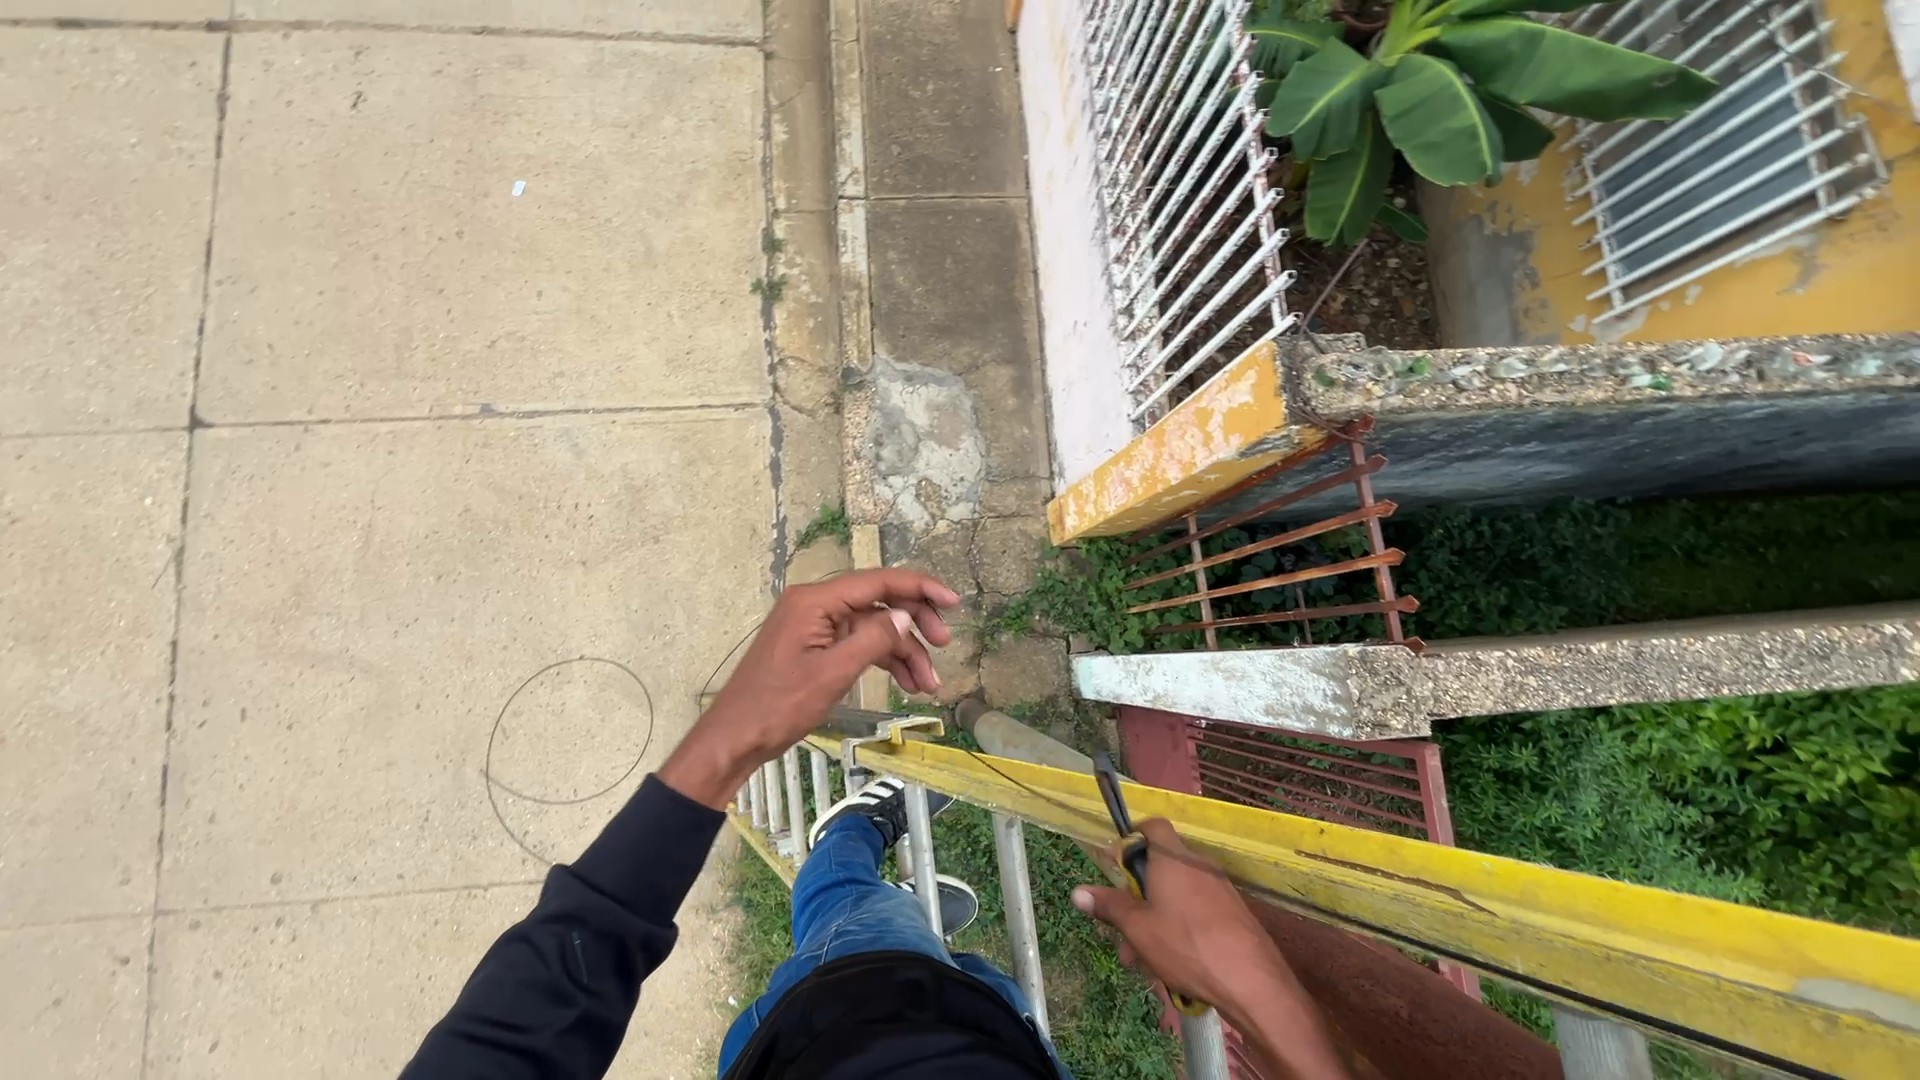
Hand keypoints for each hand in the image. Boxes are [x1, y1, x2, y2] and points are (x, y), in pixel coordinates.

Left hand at [659, 568, 960, 807]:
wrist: (734, 738)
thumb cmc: (778, 707)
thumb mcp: (832, 674)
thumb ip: (872, 640)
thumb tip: (906, 616)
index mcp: (815, 601)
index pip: (878, 582)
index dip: (919, 588)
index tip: (952, 602)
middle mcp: (816, 604)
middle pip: (878, 602)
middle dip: (914, 624)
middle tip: (942, 646)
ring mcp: (815, 625)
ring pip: (873, 628)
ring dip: (902, 652)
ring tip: (928, 684)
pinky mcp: (815, 646)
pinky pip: (857, 644)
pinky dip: (882, 661)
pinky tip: (907, 684)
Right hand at [1072, 818, 1298, 1018]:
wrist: (1253, 983)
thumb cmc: (1187, 944)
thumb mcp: (1138, 928)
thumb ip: (1109, 906)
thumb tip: (1077, 891)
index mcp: (1172, 857)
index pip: (1152, 825)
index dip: (1133, 838)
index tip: (1119, 866)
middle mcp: (1197, 865)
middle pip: (1160, 867)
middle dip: (1139, 899)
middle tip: (1126, 935)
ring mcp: (1219, 889)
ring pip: (1177, 896)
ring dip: (1157, 921)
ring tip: (1147, 963)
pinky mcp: (1233, 914)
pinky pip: (1198, 912)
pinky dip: (1182, 929)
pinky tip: (1176, 966)